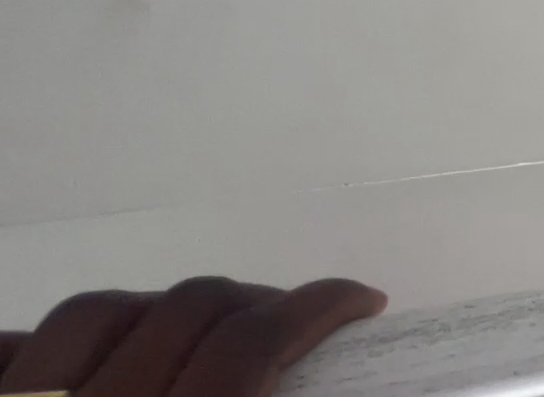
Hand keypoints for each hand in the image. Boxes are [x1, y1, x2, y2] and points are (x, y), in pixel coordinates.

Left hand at [0, 277, 384, 396]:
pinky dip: (37, 348)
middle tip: (288, 324)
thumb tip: (324, 348)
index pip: (251, 343)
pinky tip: (83, 364)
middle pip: (189, 308)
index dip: (321, 304)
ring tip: (187, 338)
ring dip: (159, 312)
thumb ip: (266, 395)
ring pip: (96, 313)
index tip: (364, 303)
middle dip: (257, 300)